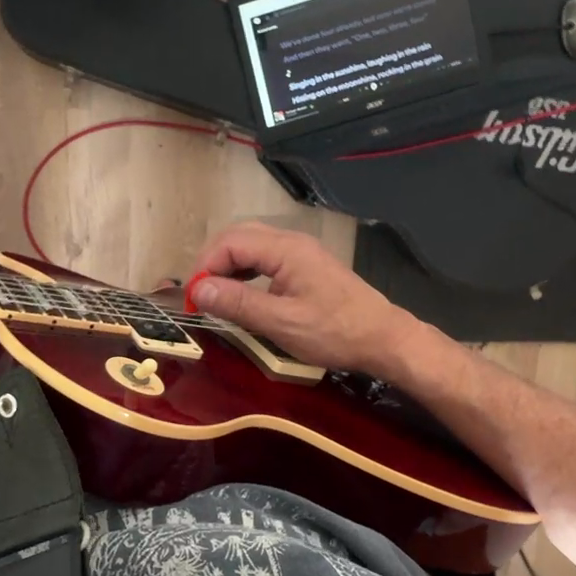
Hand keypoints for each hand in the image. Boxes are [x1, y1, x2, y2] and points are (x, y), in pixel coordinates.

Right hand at [189, 223, 417, 371]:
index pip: (229, 243)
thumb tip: (197, 289)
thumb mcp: (281, 322)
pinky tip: (240, 294)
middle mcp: (291, 242)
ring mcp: (299, 252)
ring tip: (214, 296)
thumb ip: (238, 303)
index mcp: (285, 250)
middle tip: (199, 296)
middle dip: (212, 263)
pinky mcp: (304, 266)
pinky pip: (263, 258)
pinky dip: (244, 271)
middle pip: (237, 236)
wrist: (383, 339)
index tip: (192, 299)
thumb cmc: (334, 332)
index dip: (204, 268)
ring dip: (227, 266)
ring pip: (250, 245)